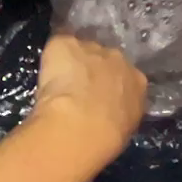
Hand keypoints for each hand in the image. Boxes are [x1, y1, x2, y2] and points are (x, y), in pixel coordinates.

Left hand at [29, 34, 147, 159]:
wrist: (79, 125)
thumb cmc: (106, 137)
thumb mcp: (125, 127)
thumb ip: (121, 111)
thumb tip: (112, 111)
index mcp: (137, 81)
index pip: (126, 76)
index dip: (111, 85)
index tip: (99, 97)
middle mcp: (117, 58)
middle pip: (104, 58)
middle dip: (93, 70)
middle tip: (78, 90)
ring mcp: (90, 47)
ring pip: (80, 50)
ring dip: (72, 62)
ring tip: (59, 85)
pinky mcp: (64, 44)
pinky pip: (57, 47)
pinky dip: (51, 58)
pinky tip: (45, 77)